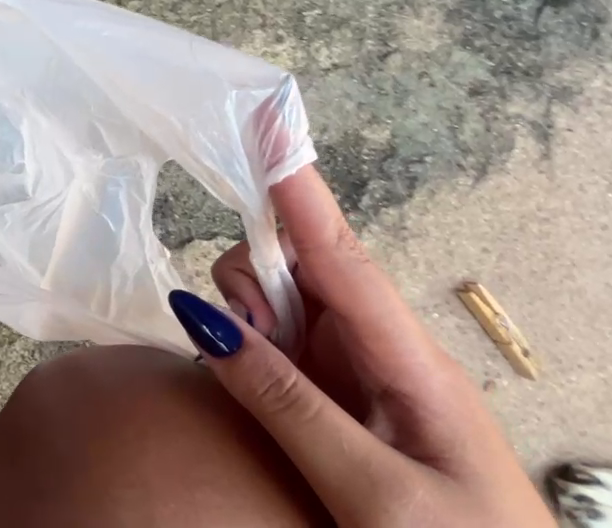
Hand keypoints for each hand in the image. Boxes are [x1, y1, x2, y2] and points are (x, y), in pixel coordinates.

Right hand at [175, 165, 550, 526]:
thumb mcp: (378, 495)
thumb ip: (286, 404)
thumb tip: (201, 318)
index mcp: (409, 360)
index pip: (339, 253)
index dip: (298, 185)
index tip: (268, 120)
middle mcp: (378, 348)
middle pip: (290, 267)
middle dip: (247, 286)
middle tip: (241, 350)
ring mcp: (355, 369)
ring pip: (272, 301)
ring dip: (242, 323)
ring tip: (254, 389)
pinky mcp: (334, 393)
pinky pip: (270, 341)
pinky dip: (243, 347)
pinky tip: (246, 381)